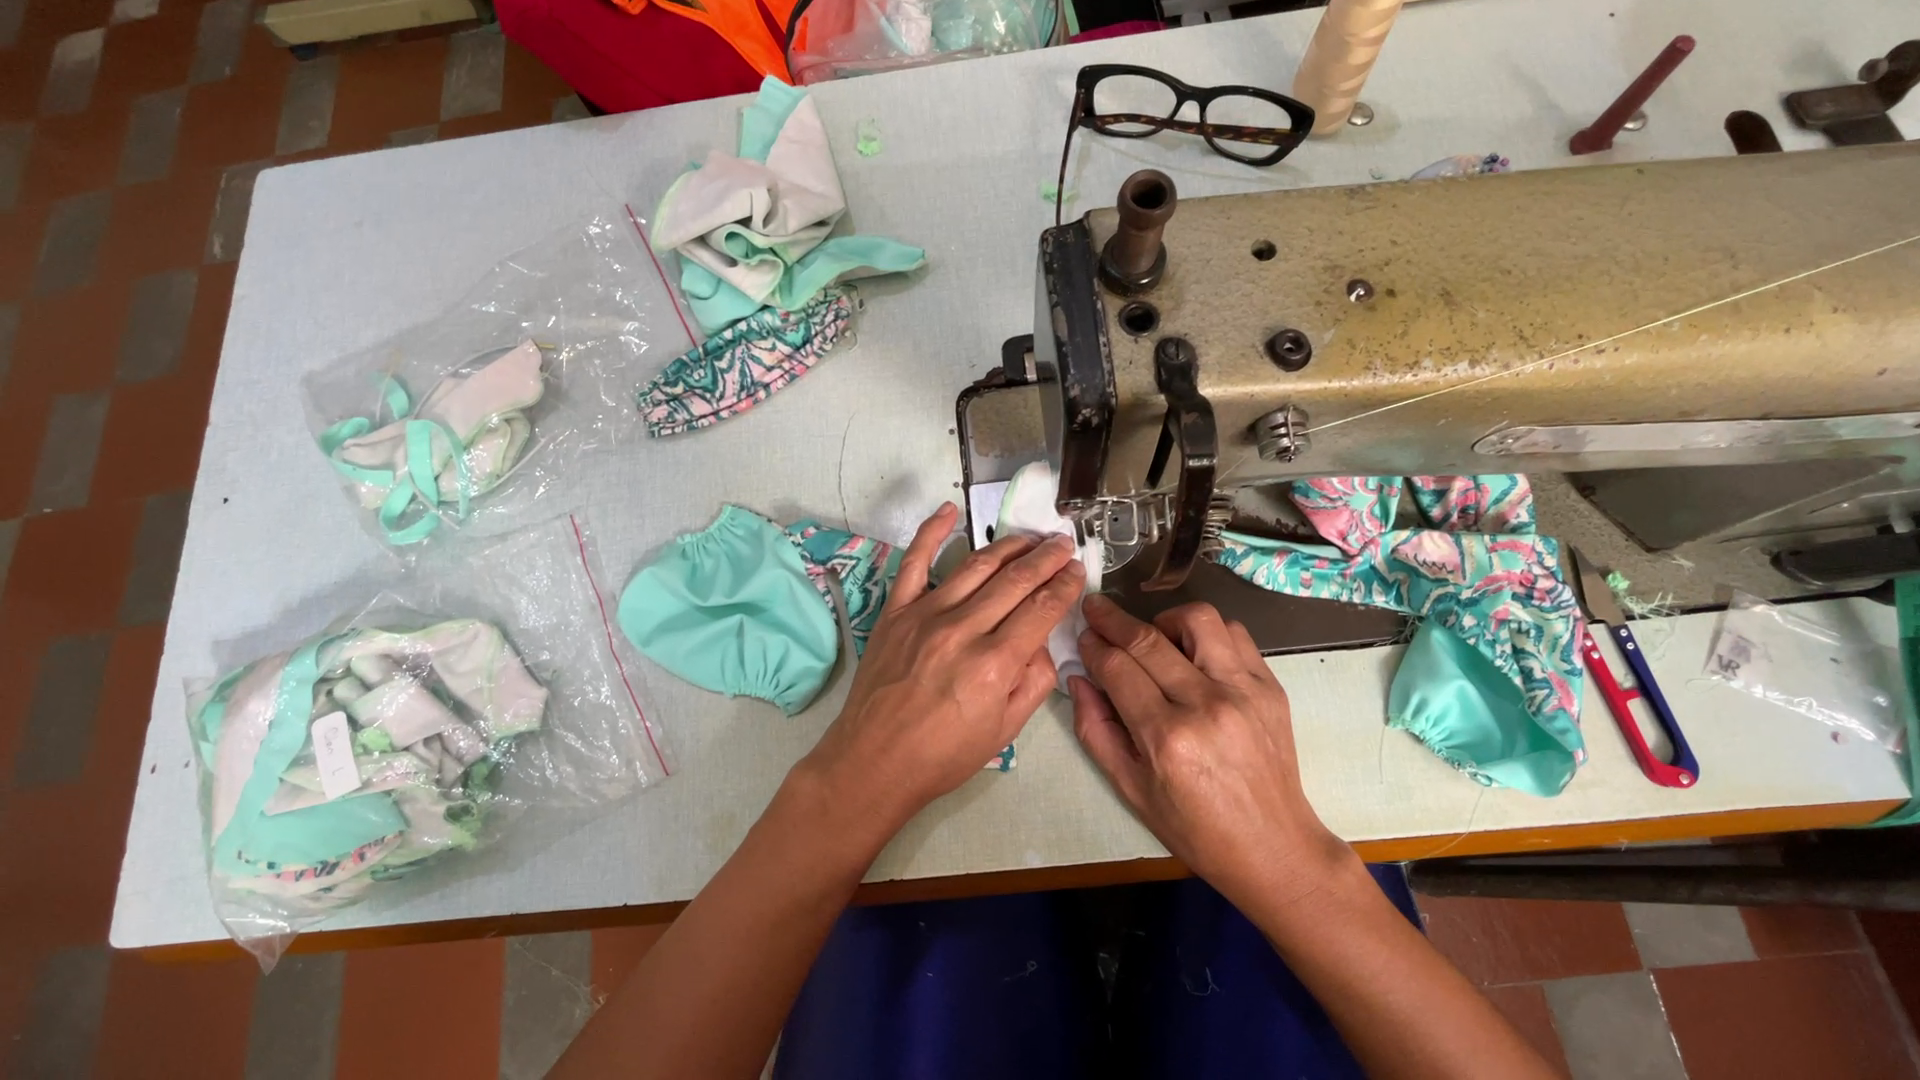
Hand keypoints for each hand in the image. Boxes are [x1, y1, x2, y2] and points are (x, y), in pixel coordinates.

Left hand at [800, 503, 1084, 832]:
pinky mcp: (895, 611)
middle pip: (1015, 580)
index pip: (1041, 609)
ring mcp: (925, 615)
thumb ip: (1033, 683)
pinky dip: (931, 533)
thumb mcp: (1005, 732)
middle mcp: (963, 630)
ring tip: (1030, 537)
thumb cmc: (943, 755)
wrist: (874, 761)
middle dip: (1046, 558)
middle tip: (1063, 544)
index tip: (1077, 571)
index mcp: (995, 663)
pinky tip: (948, 511)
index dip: (1065, 586)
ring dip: (1009, 546)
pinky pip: (914, 562)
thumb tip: (1042, 643)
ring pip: (976, 566)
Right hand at [1070, 596, 1351, 909]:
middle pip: (1148, 639)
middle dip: (1113, 620)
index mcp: (1166, 737)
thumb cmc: (1193, 827)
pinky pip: (1235, 635)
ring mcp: (1244, 691)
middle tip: (1095, 610)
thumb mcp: (1129, 788)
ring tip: (1154, 636)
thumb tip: (1078, 678)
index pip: (1118, 668)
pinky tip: (1193, 652)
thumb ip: (1095, 729)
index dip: (1093, 646)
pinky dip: (1207, 633)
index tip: (1082, 636)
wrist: (1271, 846)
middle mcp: (1206, 705)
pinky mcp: (1271, 687)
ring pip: (1198, 620)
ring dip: (1165, 619)